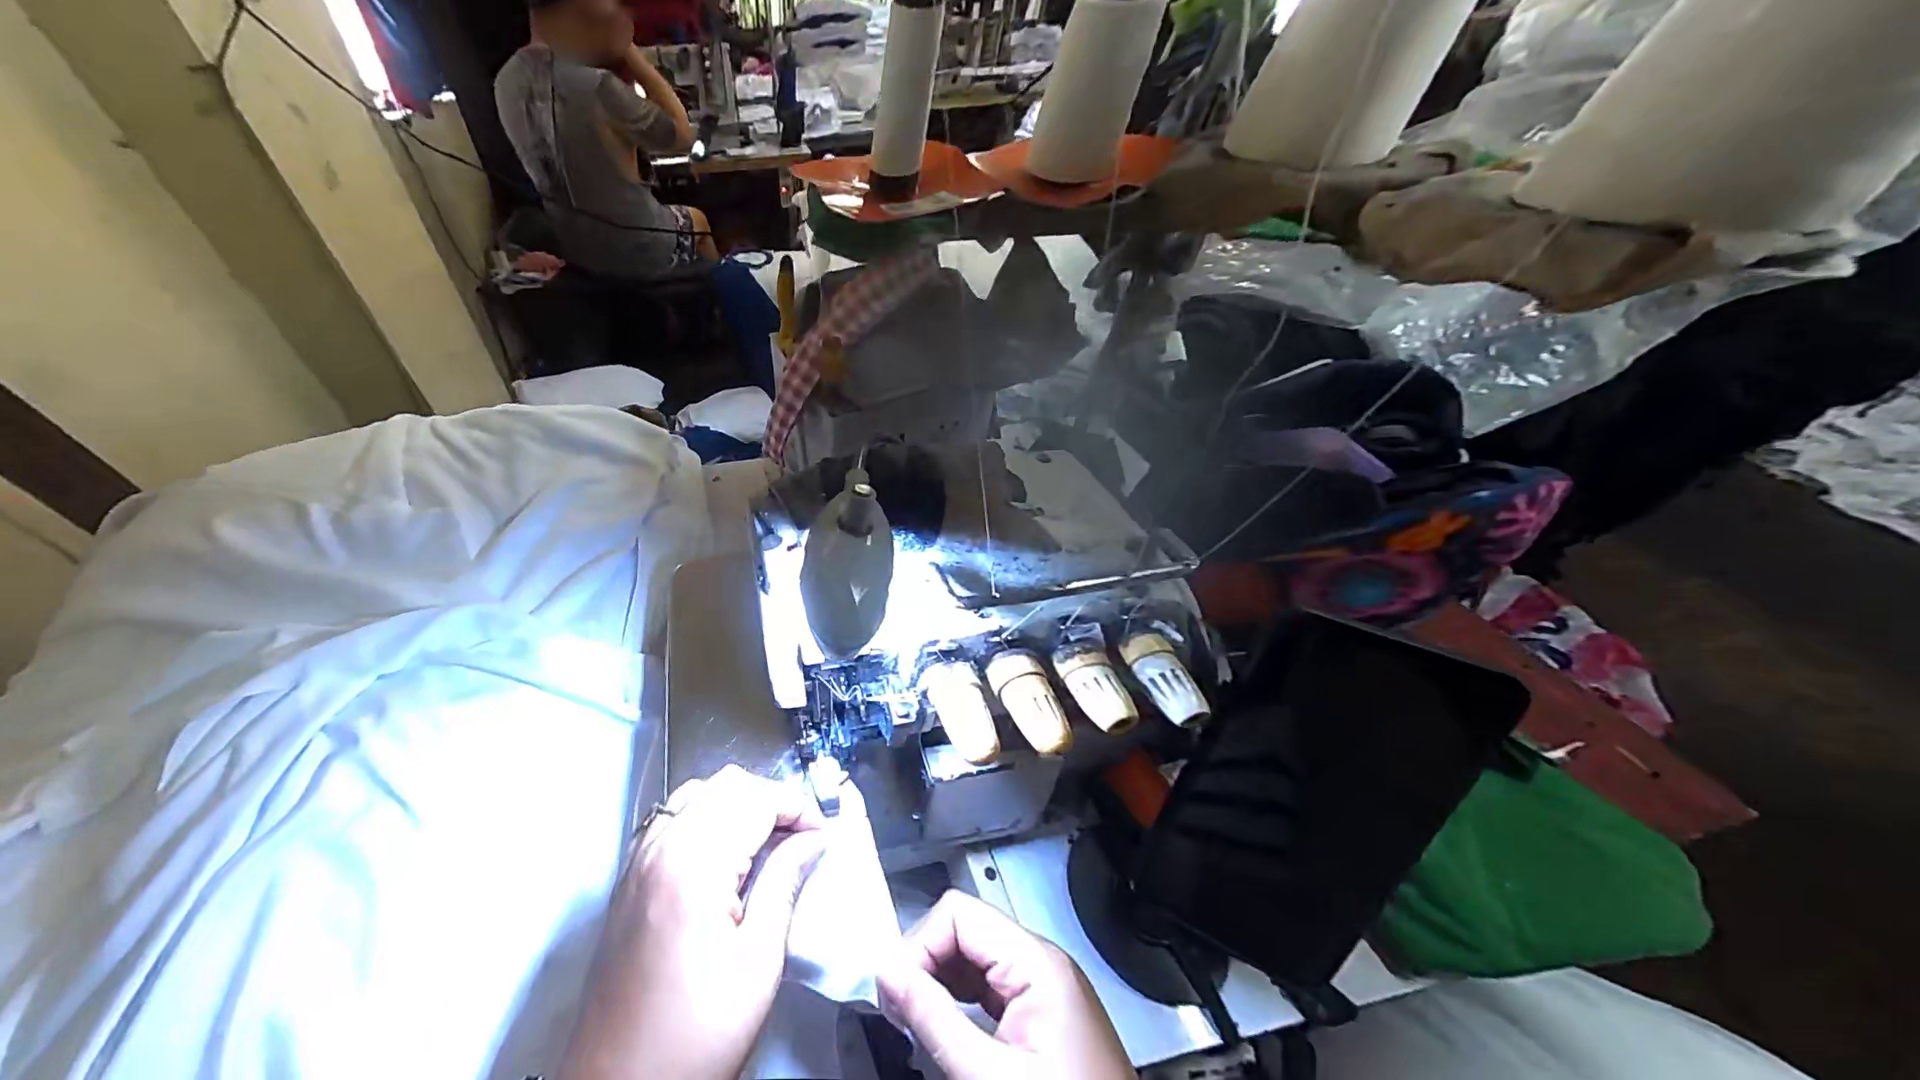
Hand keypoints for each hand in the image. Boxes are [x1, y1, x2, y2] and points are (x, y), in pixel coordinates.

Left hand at [559, 765, 827, 1079]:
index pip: (755, 799)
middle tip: (802, 835)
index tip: (824, 833)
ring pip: (699, 793)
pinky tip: (727, 855)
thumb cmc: (696, 1034)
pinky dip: (708, 817)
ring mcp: (638, 862)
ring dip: (740, 803)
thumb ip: (785, 882)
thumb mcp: (758, 959)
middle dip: (772, 799)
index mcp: (693, 865)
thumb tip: (814, 838)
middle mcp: (660, 849)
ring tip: (769, 841)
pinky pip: (674, 818)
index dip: (798, 807)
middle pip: (727, 785)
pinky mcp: (629, 880)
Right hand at [878, 891, 1133, 1079]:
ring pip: (969, 956)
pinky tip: (940, 1028)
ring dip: (935, 981)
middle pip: (963, 929)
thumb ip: (935, 1020)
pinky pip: (983, 984)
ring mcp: (1039, 984)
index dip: (919, 946)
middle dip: (924, 963)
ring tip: (912, 1022)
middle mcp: (1039, 961)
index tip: (895, 993)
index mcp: (1036, 962)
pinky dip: (954, 999)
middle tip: (898, 1012)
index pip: (958, 914)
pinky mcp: (1035, 1009)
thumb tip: (889, 974)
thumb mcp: (989, 1075)